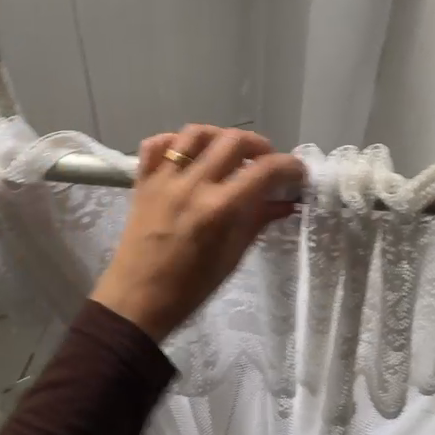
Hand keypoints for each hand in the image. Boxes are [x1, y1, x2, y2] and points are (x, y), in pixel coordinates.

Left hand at [90, 124, 303, 340]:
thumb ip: (257, 221)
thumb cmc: (190, 288)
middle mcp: (192, 186)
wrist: (136, 301)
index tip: (297, 174)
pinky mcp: (141, 182)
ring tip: (229, 153)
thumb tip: (285, 202)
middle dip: (260, 146)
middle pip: (234, 141)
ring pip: (195, 133)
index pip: (265, 171)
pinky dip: (175, 142)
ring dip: (220, 137)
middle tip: (266, 163)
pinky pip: (156, 144)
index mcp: (219, 209)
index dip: (289, 167)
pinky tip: (188, 156)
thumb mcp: (232, 257)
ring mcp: (163, 180)